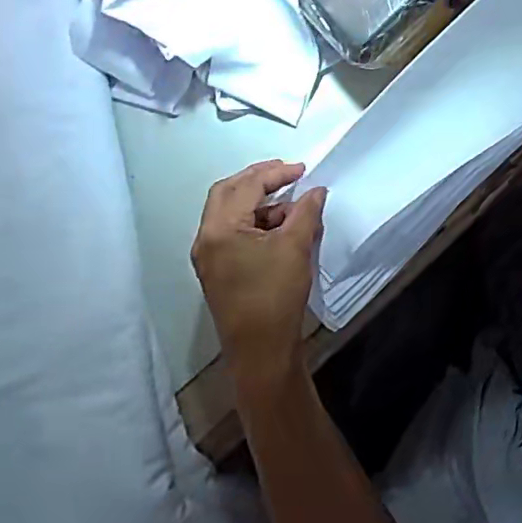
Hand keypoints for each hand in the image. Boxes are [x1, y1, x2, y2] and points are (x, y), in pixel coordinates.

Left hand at [190, 160, 327, 381]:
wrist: (261, 352)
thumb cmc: (276, 296)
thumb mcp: (295, 246)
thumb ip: (306, 211)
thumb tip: (315, 190)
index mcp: (219, 229)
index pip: (246, 186)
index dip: (276, 173)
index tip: (303, 170)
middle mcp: (206, 238)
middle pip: (228, 192)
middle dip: (258, 179)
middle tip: (287, 174)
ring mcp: (208, 256)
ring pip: (229, 212)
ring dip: (258, 202)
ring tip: (291, 205)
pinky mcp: (217, 269)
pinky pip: (232, 232)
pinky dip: (254, 221)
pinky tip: (280, 227)